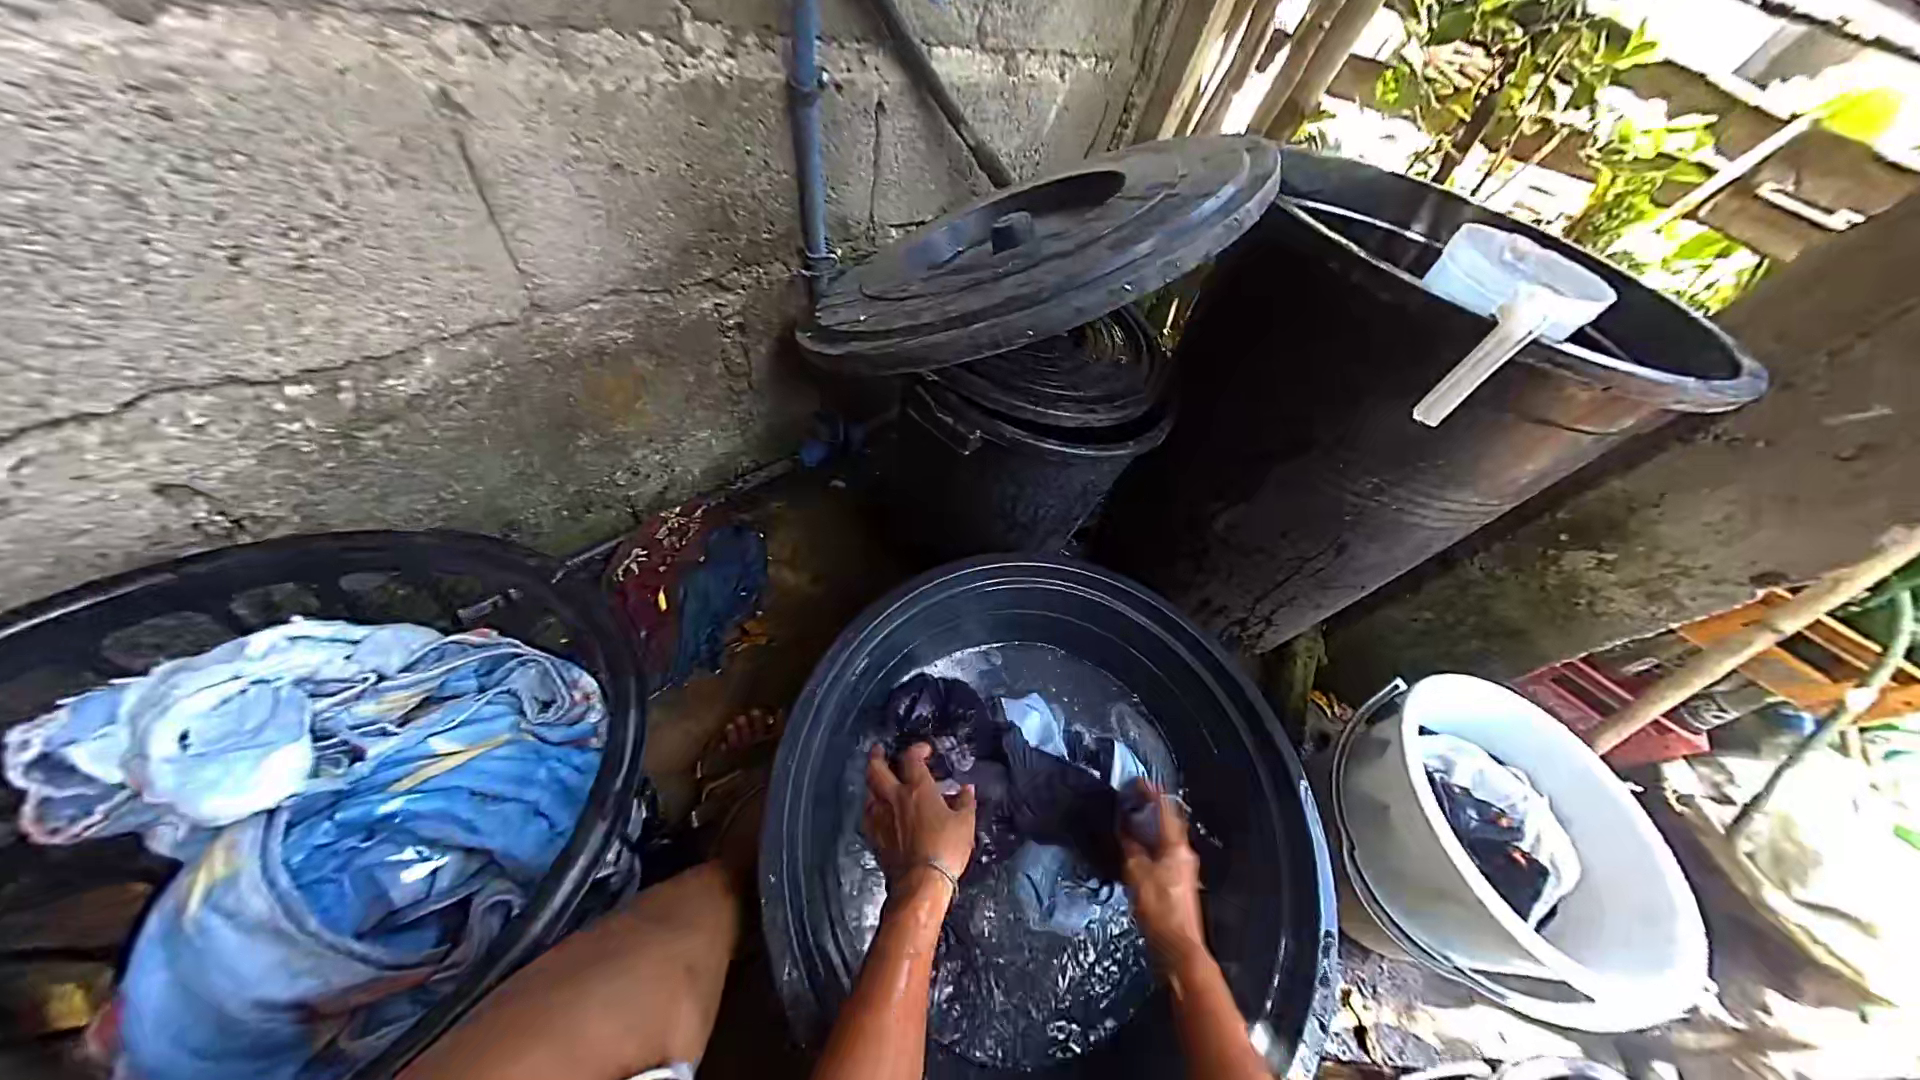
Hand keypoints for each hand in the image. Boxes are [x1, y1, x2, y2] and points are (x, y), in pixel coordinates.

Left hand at [864, 743, 976, 885]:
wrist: (921, 882)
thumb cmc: (945, 848)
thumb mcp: (965, 822)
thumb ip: (965, 802)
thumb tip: (966, 789)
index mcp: (917, 789)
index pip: (911, 758)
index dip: (917, 749)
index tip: (923, 750)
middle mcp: (894, 798)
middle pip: (876, 769)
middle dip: (876, 756)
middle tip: (879, 750)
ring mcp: (881, 817)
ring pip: (868, 791)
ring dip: (872, 782)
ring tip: (877, 780)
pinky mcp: (874, 837)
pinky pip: (867, 814)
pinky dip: (871, 806)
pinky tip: (877, 810)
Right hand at [1118, 780, 1206, 968]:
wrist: (1178, 948)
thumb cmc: (1158, 909)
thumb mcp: (1135, 872)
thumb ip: (1129, 844)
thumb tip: (1123, 825)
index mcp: (1176, 846)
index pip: (1164, 808)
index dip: (1151, 791)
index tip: (1138, 780)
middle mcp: (1184, 854)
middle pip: (1168, 821)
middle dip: (1151, 807)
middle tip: (1132, 798)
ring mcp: (1184, 869)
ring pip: (1166, 837)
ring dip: (1150, 825)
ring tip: (1132, 819)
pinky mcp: (1179, 882)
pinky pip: (1164, 851)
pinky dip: (1151, 842)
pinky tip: (1138, 847)